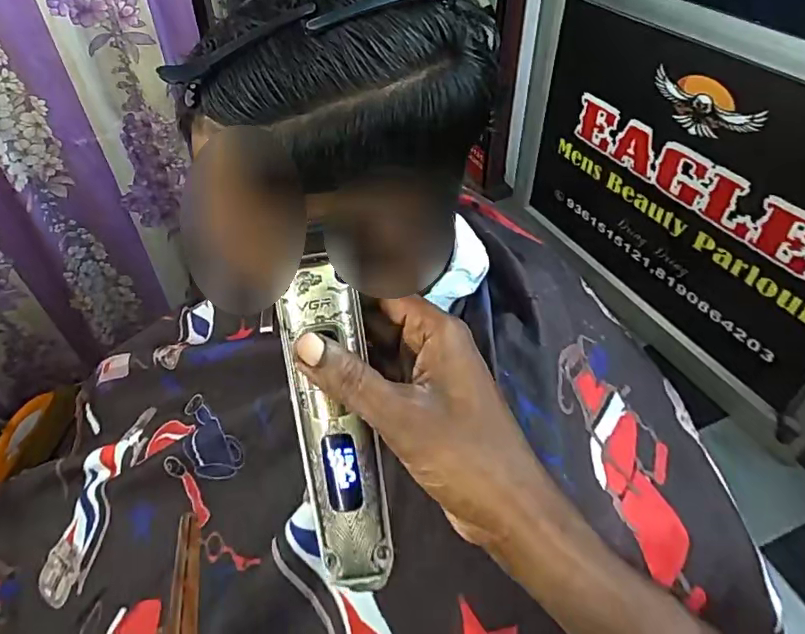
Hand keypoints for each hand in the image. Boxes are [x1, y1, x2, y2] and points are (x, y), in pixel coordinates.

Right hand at [292, 295, 559, 552]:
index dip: (346, 288)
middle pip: (378, 321)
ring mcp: (428, 374)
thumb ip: (350, 379)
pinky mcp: (422, 401)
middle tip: (293, 321)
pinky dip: (357, 381)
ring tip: (298, 348)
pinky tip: (324, 383)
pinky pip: (383, 379)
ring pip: (378, 351)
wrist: (511, 516)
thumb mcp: (400, 415)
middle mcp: (433, 344)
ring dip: (345, 354)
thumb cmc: (464, 456)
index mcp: (437, 331)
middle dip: (339, 322)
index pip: (385, 293)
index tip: (306, 287)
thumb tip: (303, 344)